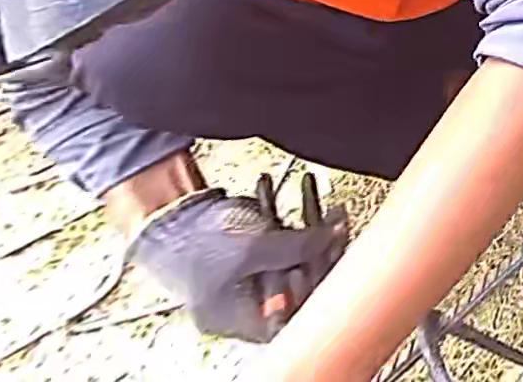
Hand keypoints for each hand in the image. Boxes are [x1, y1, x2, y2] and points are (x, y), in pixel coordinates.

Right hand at [130, 183, 348, 341]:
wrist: (180, 216)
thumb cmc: (204, 241)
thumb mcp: (250, 250)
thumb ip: (296, 248)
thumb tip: (337, 238)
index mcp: (235, 316)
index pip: (288, 317)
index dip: (314, 291)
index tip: (329, 259)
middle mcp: (249, 301)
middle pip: (302, 285)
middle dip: (326, 253)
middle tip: (342, 226)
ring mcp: (259, 276)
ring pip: (304, 258)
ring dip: (323, 231)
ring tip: (337, 210)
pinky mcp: (267, 253)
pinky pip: (297, 241)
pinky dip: (311, 220)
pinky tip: (328, 206)